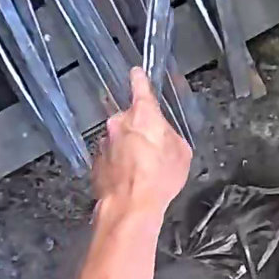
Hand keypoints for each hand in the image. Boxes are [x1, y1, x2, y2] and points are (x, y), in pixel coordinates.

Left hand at [92, 68, 189, 215]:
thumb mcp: (181, 153)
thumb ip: (171, 136)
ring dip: (130, 149)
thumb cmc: (157, 179)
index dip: (140, 78)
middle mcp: (119, 123)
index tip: (137, 72)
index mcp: (143, 114)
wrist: (130, 205)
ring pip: (121, 139)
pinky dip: (121, 164)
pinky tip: (133, 179)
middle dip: (142, 130)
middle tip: (155, 151)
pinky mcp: (97, 161)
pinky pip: (112, 157)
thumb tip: (164, 135)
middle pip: (132, 119)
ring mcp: (105, 142)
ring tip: (145, 171)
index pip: (140, 86)